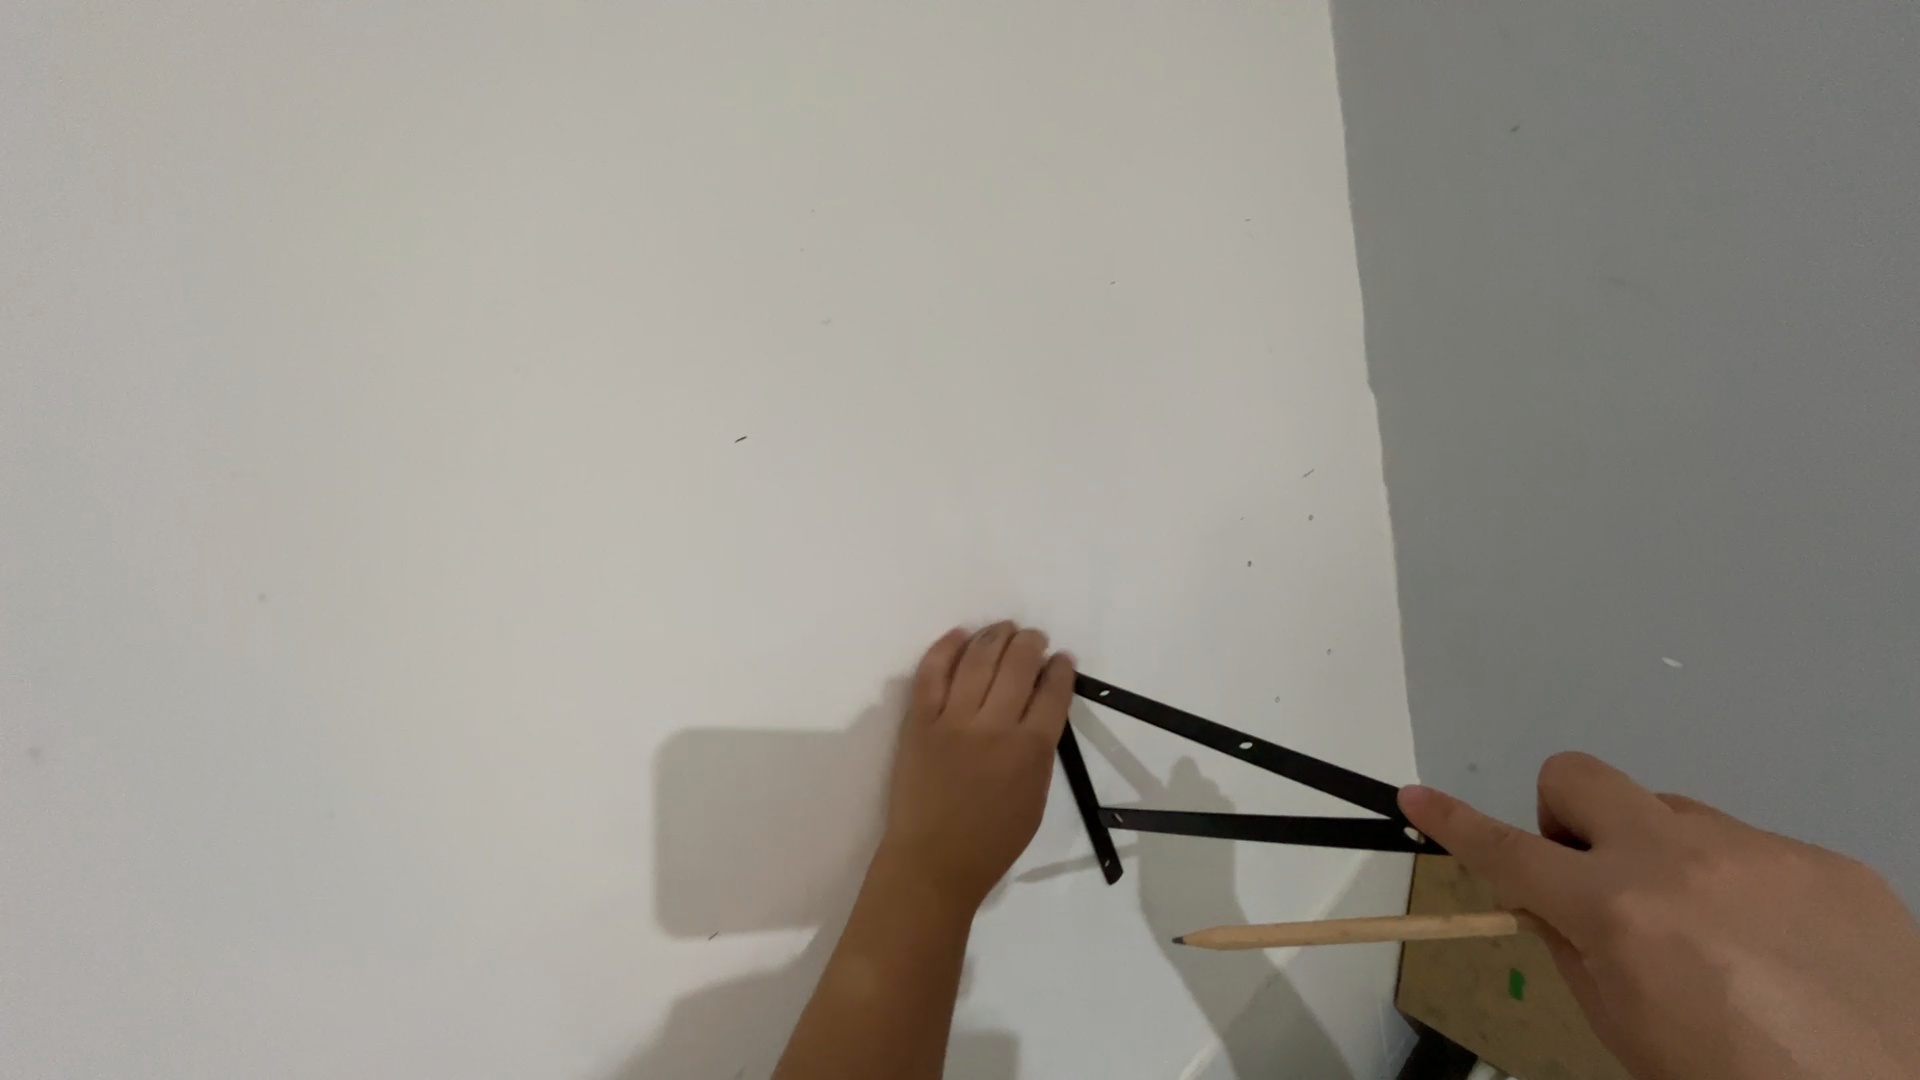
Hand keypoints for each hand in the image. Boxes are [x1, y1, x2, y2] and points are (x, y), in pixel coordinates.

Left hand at [876, 622, 1074, 910]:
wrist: (932, 861)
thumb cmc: (991, 840)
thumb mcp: (1036, 798)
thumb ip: (1039, 750)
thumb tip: (1039, 709)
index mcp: (1030, 750)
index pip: (1053, 692)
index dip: (1060, 669)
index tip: (1061, 659)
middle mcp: (995, 727)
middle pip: (1018, 665)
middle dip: (1031, 643)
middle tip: (1033, 638)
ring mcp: (953, 720)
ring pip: (978, 660)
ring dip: (995, 636)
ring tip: (1004, 629)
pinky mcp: (919, 721)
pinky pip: (932, 673)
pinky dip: (946, 647)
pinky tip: (960, 635)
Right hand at [1401, 754, 1919, 1079]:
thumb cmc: (1728, 1078)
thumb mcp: (1621, 1024)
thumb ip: (1570, 941)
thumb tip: (1548, 897)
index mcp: (1615, 911)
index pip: (1502, 850)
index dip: (1450, 822)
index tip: (1414, 796)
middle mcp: (1678, 862)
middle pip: (1578, 775)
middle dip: (1567, 817)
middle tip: (1597, 876)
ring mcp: (1761, 855)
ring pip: (1671, 813)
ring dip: (1665, 856)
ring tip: (1719, 930)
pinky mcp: (1833, 866)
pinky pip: (1753, 848)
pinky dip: (1744, 884)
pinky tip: (1788, 946)